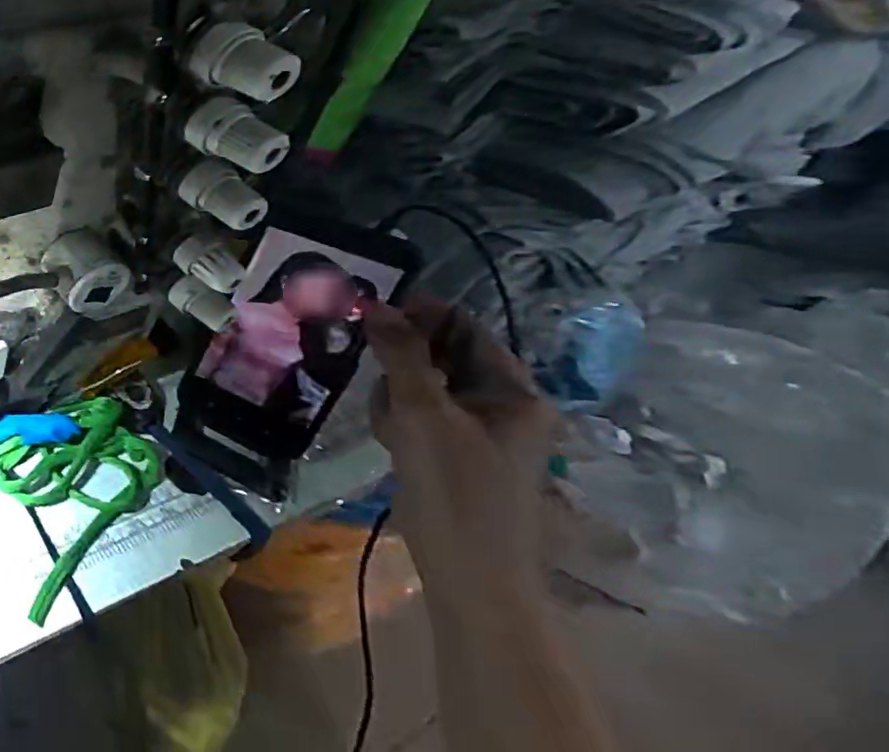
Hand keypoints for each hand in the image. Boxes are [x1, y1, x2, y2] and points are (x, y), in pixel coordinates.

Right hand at [367, 298, 556, 608]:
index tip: (373, 314)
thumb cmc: (456, 492)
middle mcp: (502, 406)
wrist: (471, 583)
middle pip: (441, 357)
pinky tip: (393, 443)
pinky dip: (402, 420)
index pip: (465, 329)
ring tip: (390, 426)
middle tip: (380, 380)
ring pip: (424, 387)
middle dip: (404, 365)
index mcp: (514, 392)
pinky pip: (422, 416)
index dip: (421, 315)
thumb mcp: (423, 413)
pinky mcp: (455, 455)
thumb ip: (400, 355)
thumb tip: (374, 304)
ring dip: (399, 396)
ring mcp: (479, 433)